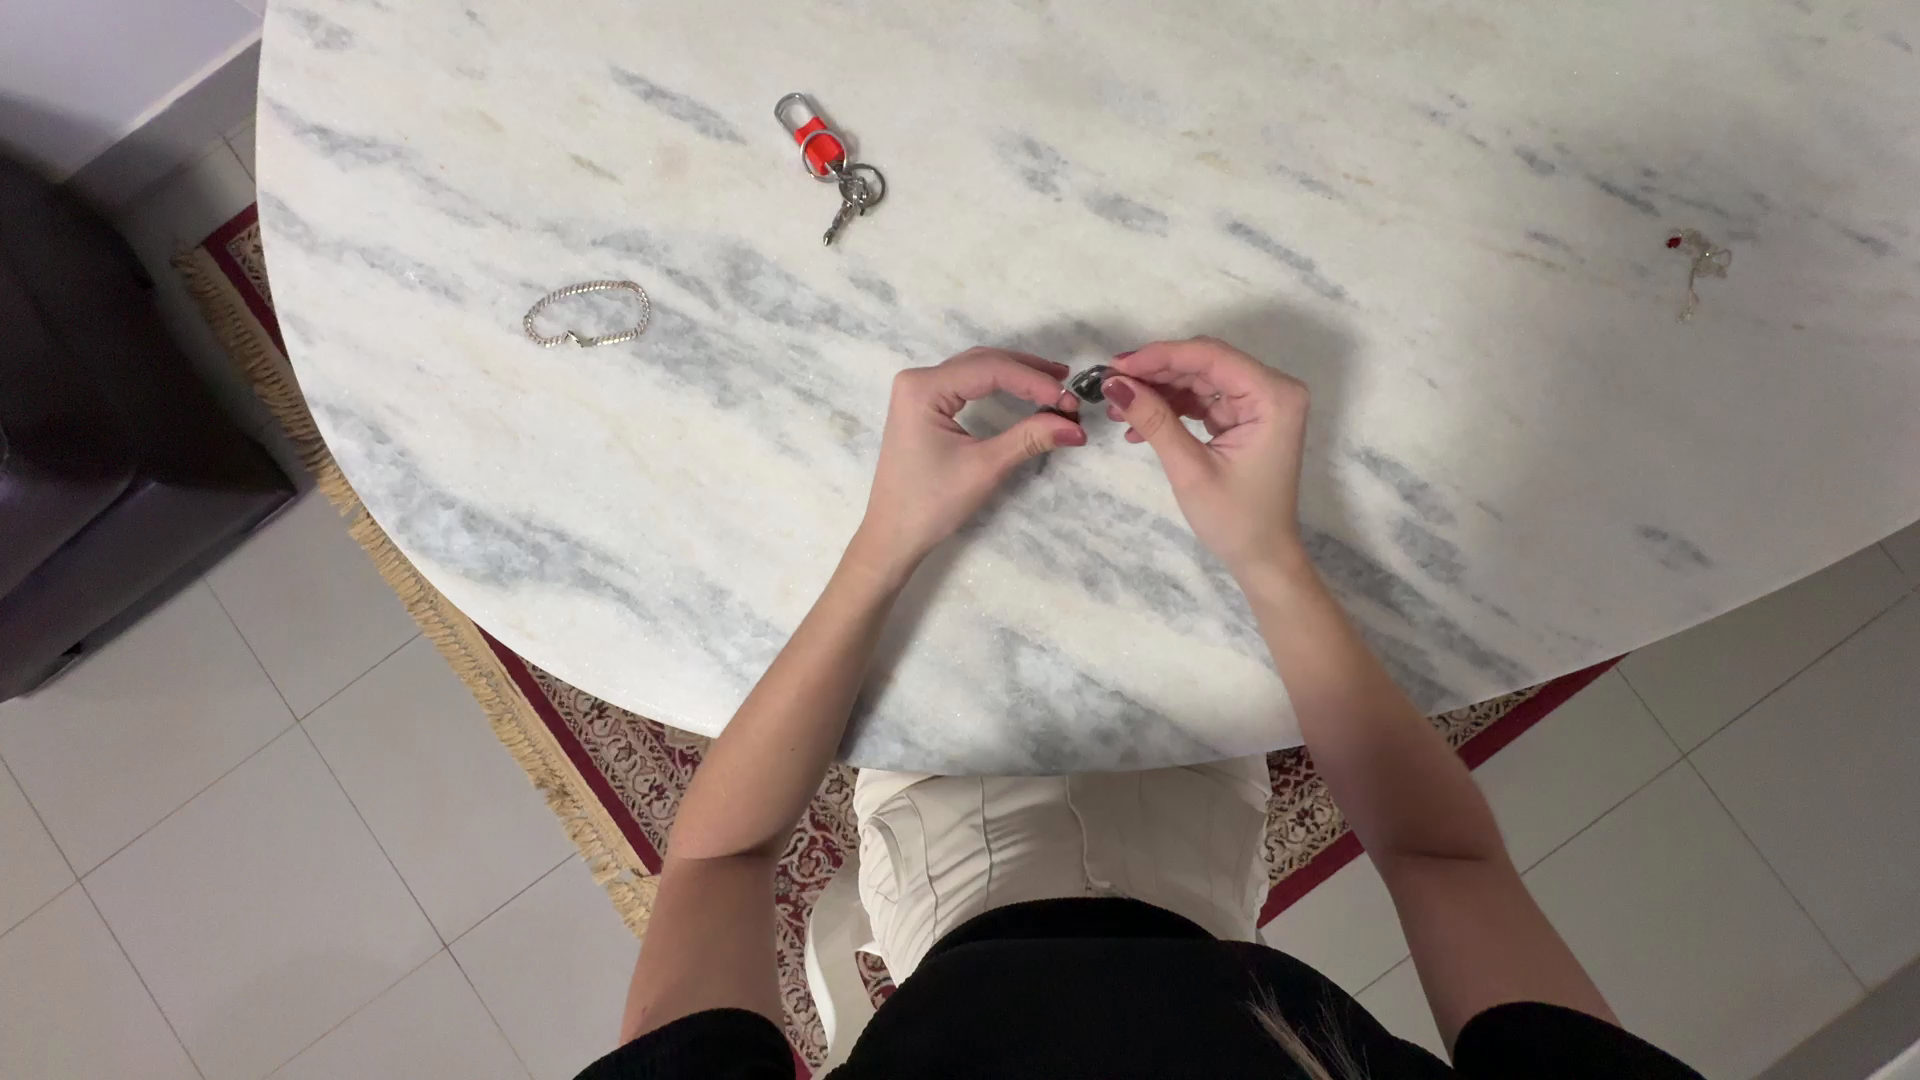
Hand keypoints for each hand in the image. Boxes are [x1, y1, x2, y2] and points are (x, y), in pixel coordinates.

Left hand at [855, 348, 1084, 574]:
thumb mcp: (985, 468)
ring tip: (1054, 383)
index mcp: (923, 388)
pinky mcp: (923, 408)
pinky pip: (966, 385)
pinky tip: (1022, 391)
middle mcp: (917, 380)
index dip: (1033, 381)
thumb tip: (1076, 427)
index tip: (1069, 400)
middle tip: (1068, 386)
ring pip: (975, 370)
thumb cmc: (932, 503)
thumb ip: (1029, 438)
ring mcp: (917, 393)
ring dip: (1015, 375)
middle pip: (983, 361)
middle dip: (1027, 372)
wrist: (893, 535)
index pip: (989, 369)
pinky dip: (997, 386)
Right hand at [1103, 337, 1309, 576]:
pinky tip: (1138, 425)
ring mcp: (1258, 404)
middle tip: (1110, 385)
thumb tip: (1114, 384)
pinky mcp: (1243, 419)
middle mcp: (1271, 390)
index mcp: (1273, 396)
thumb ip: (1154, 420)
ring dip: (1158, 391)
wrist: (1261, 557)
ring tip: (1118, 409)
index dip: (1160, 356)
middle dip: (1156, 372)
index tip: (1116, 367)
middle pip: (1204, 363)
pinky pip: (1202, 400)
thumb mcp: (1189, 468)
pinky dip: (1170, 409)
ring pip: (1198, 380)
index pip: (1210, 357)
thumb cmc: (1235, 518)